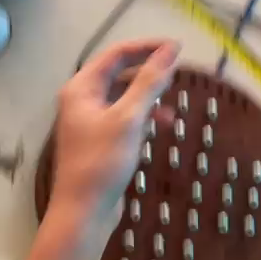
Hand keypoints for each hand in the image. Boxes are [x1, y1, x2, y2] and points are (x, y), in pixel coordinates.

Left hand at [50, 40, 179, 235]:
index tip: (177, 48)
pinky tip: (161, 128)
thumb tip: (171, 50)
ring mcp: (90, 122)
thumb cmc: (103, 161)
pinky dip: (143, 119)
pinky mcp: (100, 142)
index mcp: (82, 88)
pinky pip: (125, 119)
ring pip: (124, 98)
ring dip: (148, 99)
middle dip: (149, 74)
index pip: (117, 54)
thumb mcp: (130, 118)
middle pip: (119, 74)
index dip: (147, 47)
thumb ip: (150, 82)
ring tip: (172, 109)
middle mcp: (82, 100)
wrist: (84, 212)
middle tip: (177, 75)